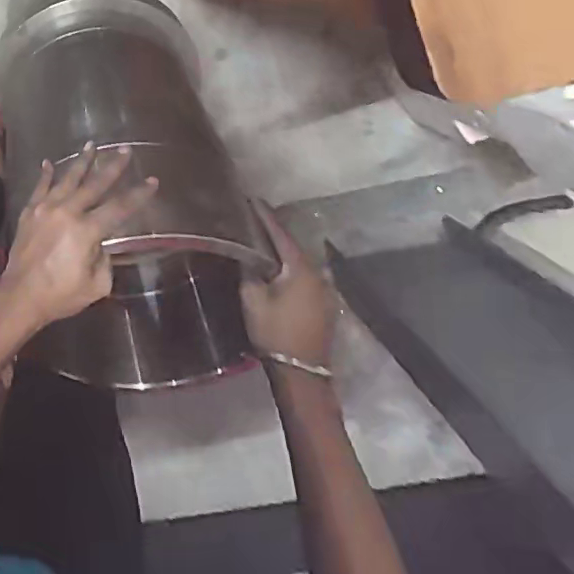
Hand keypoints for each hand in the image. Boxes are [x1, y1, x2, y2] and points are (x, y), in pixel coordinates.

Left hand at [0, 144, 158, 335]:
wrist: (19, 297)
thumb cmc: (60, 295)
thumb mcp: (96, 285)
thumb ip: (104, 260)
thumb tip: (99, 244)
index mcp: (86, 231)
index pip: (119, 208)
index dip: (138, 194)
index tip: (152, 180)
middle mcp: (67, 212)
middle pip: (95, 184)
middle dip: (112, 166)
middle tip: (125, 149)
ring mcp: (45, 209)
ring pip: (67, 179)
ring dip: (82, 162)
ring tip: (91, 145)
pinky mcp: (29, 213)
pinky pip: (40, 188)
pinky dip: (46, 175)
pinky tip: (49, 163)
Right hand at [241, 202, 337, 368]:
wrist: (301, 373)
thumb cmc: (275, 333)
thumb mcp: (253, 300)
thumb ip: (249, 274)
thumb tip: (247, 259)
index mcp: (300, 268)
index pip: (280, 234)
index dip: (265, 216)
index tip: (253, 200)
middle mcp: (318, 273)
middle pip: (293, 246)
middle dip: (275, 233)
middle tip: (256, 220)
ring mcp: (325, 290)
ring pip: (301, 262)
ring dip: (284, 253)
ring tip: (265, 243)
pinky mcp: (324, 305)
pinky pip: (306, 277)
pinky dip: (292, 269)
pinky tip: (280, 271)